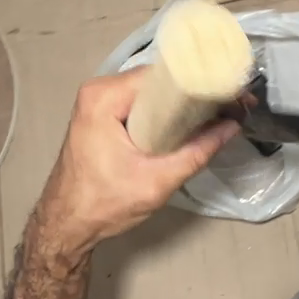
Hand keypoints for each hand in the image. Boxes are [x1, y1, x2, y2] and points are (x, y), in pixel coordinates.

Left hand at [30, 70, 237, 265]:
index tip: (229, 92)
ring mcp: (98, 100)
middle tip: (229, 103)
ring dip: (180, 101)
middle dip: (193, 91)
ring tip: (216, 111)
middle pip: (156, 79)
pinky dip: (163, 109)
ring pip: (150, 90)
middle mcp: (99, 89)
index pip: (161, 74)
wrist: (66, 224)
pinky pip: (140, 101)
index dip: (197, 80)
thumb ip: (196, 152)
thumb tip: (232, 126)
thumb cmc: (104, 204)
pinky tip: (188, 121)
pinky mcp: (101, 112)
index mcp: (104, 97)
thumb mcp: (157, 181)